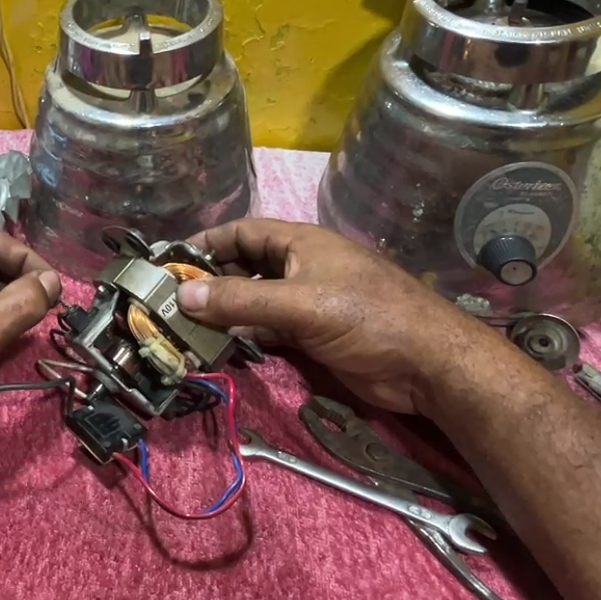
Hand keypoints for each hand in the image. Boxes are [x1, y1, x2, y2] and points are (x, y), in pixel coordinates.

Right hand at [177, 219, 505, 414]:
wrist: (430, 367)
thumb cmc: (368, 317)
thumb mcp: (300, 304)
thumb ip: (240, 300)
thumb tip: (181, 295)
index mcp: (300, 242)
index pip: (242, 232)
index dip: (206, 243)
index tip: (170, 261)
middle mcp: (300, 266)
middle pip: (243, 266)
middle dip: (209, 280)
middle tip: (170, 299)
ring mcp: (307, 301)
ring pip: (253, 300)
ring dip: (223, 311)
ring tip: (186, 325)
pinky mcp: (312, 333)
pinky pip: (267, 327)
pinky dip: (244, 334)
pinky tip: (221, 345)